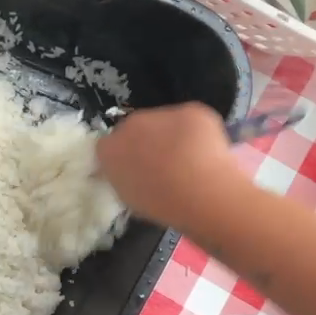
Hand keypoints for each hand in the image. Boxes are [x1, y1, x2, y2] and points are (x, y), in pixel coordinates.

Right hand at [97, 103, 249, 228]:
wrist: (198, 190)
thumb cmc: (160, 204)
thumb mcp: (129, 197)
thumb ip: (124, 178)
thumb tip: (131, 175)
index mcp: (108, 149)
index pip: (109, 146)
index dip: (124, 156)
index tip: (136, 169)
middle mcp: (128, 126)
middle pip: (135, 128)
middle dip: (147, 141)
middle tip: (165, 163)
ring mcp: (160, 114)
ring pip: (164, 122)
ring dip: (172, 134)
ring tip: (190, 159)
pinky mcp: (190, 110)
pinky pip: (191, 120)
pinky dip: (198, 132)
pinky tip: (207, 151)